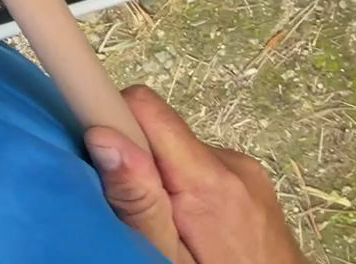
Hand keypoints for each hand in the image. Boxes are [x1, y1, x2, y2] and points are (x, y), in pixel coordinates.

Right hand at [86, 86, 307, 263]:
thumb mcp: (167, 260)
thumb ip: (137, 201)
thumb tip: (102, 136)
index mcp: (209, 180)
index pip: (144, 106)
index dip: (113, 121)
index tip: (101, 156)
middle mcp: (232, 163)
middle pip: (158, 127)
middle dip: (137, 158)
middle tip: (137, 208)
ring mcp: (248, 172)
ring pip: (176, 147)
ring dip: (161, 175)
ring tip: (172, 226)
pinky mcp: (254, 183)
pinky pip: (198, 162)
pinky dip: (184, 185)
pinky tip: (195, 227)